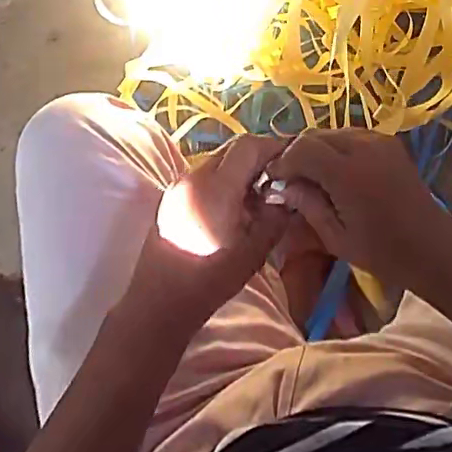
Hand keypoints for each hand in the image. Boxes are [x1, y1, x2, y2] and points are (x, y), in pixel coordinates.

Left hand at [122, 136, 289, 332]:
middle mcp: (193, 177)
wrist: (157, 305)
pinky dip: (223, 180)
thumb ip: (275, 219)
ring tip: (259, 195)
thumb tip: (290, 196)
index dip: (273, 147)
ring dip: (240, 169)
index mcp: (215, 187)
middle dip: (258, 158)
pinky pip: (203, 175)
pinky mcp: (171, 196)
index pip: (248, 146)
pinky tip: (234, 206)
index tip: (293, 159)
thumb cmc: (208, 283)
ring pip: (217, 161)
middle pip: (231, 150)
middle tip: (280, 178)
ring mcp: (178, 184)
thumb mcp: (252, 254)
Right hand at [271, 128, 451, 289]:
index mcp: (349, 173)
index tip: (273, 178)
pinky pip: (350, 135)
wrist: (432, 245)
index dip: (283, 161)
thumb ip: (307, 204)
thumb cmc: (382, 251)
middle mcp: (363, 147)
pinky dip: (335, 148)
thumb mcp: (336, 237)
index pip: (303, 149)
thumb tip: (282, 185)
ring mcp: (378, 140)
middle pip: (315, 136)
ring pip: (332, 132)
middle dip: (297, 154)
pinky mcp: (388, 141)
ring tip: (311, 175)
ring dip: (316, 149)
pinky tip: (335, 170)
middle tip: (289, 178)